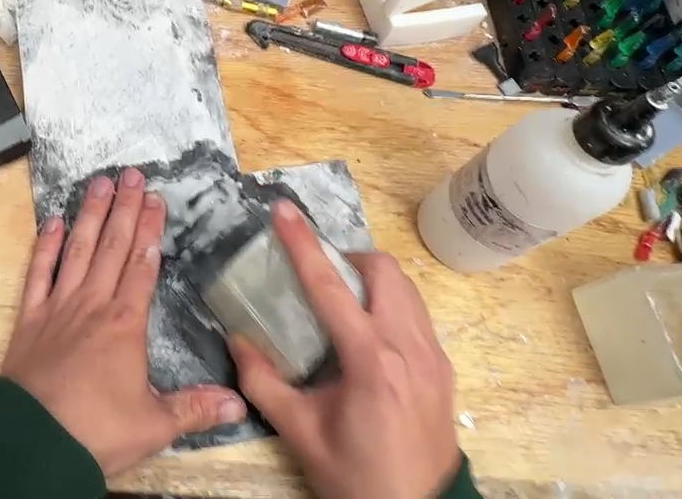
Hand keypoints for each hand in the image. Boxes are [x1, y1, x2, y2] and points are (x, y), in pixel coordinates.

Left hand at [1, 167, 248, 474]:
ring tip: (99, 183)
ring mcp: (59, 307)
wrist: (34, 447)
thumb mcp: (154, 425)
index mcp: (125, 324)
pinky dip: (45, 247)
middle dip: (124, 208)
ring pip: (78, 250)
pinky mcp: (31, 319)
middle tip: (131, 174)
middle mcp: (93, 304)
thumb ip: (195, 408)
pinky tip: (52, 222)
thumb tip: (240, 402)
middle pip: (112, 247)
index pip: (142, 265)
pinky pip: (39, 274)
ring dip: (89, 215)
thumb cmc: (97, 433)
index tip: (155, 198)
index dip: (149, 230)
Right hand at [228, 201, 461, 498]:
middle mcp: (408, 347)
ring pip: (405, 285)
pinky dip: (389, 302)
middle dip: (347, 257)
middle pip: (382, 270)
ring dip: (370, 277)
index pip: (329, 286)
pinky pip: (416, 312)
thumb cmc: (357, 476)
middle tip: (320, 274)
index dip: (302, 243)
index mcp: (371, 361)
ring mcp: (433, 356)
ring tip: (343, 298)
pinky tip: (369, 331)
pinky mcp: (444, 368)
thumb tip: (237, 338)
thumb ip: (262, 382)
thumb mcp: (299, 433)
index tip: (283, 210)